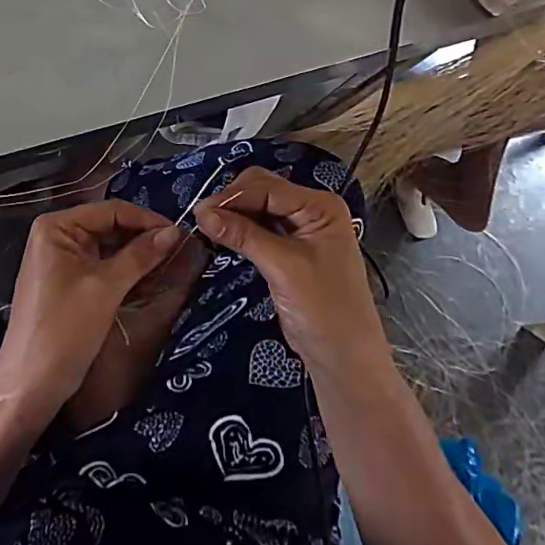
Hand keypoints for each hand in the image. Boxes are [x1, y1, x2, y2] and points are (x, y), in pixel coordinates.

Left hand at [0, 201, 183, 426]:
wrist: (28, 389)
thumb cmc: (64, 331)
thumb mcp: (106, 288)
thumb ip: (141, 255)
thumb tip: (175, 231)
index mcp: (57, 227)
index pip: (112, 210)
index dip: (147, 219)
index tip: (181, 233)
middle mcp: (56, 236)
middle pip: (110, 226)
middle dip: (143, 238)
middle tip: (180, 250)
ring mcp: (60, 260)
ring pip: (109, 247)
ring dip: (137, 256)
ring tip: (171, 263)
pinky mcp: (66, 283)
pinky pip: (101, 266)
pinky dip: (125, 271)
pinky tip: (149, 278)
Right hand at [195, 167, 387, 374]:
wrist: (344, 356)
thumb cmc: (323, 308)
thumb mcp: (283, 267)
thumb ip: (244, 236)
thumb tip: (202, 213)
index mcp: (320, 205)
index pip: (269, 188)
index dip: (234, 196)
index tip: (200, 212)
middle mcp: (312, 209)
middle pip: (264, 190)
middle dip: (233, 201)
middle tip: (202, 220)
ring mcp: (302, 228)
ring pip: (260, 207)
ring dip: (235, 214)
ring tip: (206, 227)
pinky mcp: (291, 248)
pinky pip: (262, 227)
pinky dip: (242, 229)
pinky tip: (223, 236)